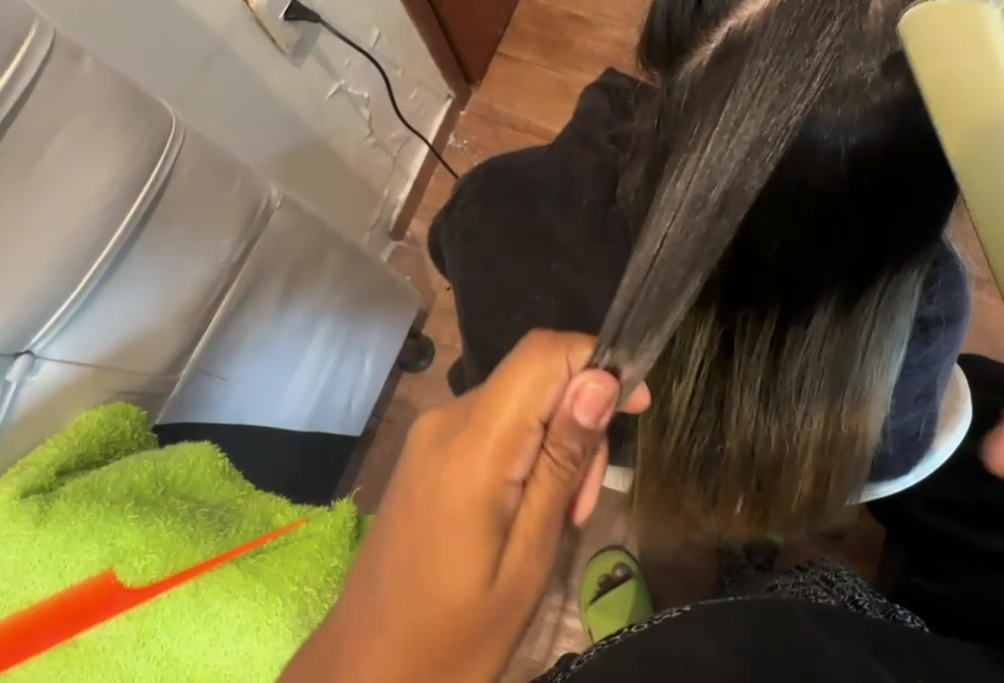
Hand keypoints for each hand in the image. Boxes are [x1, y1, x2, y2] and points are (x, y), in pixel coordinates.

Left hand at [282, 330, 649, 682]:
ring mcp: (431, 435)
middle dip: (579, 423)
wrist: (366, 676)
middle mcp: (447, 420)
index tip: (637, 409)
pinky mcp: (427, 453)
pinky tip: (529, 512)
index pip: (544, 353)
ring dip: (556, 445)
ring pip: (520, 401)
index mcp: (472, 446)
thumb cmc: (456, 636)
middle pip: (537, 378)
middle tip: (583, 505)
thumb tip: (602, 379)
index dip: (598, 362)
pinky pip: (496, 424)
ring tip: (559, 521)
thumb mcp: (528, 558)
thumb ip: (562, 460)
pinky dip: (527, 453)